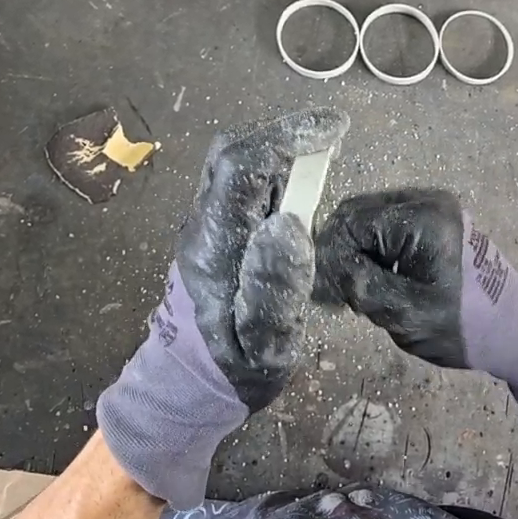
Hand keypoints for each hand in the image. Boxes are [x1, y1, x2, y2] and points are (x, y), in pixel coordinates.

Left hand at [95, 108, 348, 507]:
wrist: (185, 388)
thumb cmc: (229, 369)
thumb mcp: (264, 342)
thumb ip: (277, 286)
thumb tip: (290, 221)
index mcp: (216, 244)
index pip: (243, 165)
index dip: (288, 136)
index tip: (332, 129)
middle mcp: (204, 225)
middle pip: (233, 155)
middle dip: (284, 137)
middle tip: (329, 142)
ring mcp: (204, 228)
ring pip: (235, 167)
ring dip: (279, 153)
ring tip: (321, 159)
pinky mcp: (212, 236)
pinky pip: (240, 188)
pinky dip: (273, 173)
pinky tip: (299, 190)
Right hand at [315, 189, 517, 410]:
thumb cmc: (465, 327)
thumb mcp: (406, 314)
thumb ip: (362, 283)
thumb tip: (327, 261)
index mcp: (422, 219)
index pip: (352, 221)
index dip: (329, 253)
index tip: (321, 289)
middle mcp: (427, 201)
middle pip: (359, 213)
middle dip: (341, 249)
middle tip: (332, 291)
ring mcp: (434, 208)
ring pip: (371, 218)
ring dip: (357, 250)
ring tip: (353, 290)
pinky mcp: (437, 220)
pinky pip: (390, 225)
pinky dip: (375, 248)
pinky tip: (375, 279)